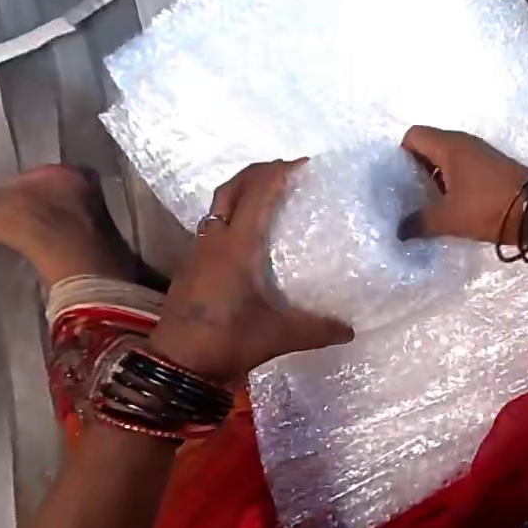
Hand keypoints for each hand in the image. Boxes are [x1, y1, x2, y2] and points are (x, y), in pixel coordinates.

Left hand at [149, 160, 353, 382]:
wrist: (178, 363)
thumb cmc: (228, 342)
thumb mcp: (279, 336)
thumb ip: (318, 330)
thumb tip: (350, 330)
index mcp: (238, 246)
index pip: (259, 194)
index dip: (280, 172)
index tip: (304, 165)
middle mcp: (216, 239)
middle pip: (233, 187)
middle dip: (259, 171)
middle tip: (286, 170)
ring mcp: (199, 250)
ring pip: (219, 203)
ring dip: (242, 189)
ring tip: (269, 193)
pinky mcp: (192, 263)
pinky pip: (213, 223)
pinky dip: (231, 212)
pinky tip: (247, 231)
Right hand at [398, 126, 527, 244]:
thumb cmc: (487, 207)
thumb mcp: (448, 218)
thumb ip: (419, 222)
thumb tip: (399, 231)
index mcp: (449, 145)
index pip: (413, 136)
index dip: (400, 156)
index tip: (398, 182)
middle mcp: (464, 143)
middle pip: (428, 147)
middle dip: (415, 171)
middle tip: (407, 197)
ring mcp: (480, 155)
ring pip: (446, 160)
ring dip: (434, 181)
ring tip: (426, 206)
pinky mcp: (492, 169)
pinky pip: (462, 170)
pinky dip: (451, 185)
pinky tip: (449, 208)